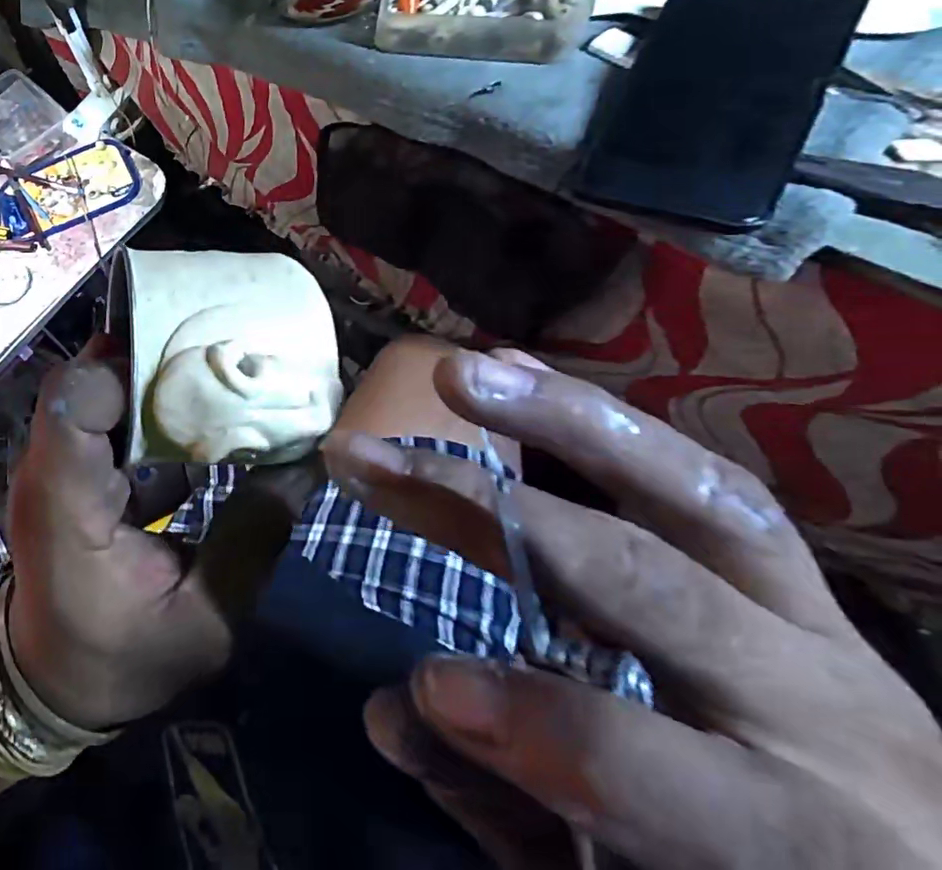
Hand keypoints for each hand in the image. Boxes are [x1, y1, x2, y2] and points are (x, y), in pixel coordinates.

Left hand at [5, 350, 295, 730]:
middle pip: (85, 384)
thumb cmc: (117, 659)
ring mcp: (55, 468)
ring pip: (95, 398)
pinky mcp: (71, 474)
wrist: (52, 677)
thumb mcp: (204, 619)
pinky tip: (204, 425)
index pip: (73, 397)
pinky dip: (150, 418)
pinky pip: (106, 427)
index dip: (128, 367)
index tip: (198, 365)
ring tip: (222, 382)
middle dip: (151, 365)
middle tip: (224, 359)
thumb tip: (305, 464)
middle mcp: (48, 469)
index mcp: (66, 500)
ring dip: (154, 387)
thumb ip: (252, 538)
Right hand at [338, 351, 941, 868]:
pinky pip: (710, 491)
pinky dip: (607, 428)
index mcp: (803, 840)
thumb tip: (392, 710)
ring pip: (703, 501)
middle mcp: (828, 716)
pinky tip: (526, 375)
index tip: (419, 686)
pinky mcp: (801, 594)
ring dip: (567, 423)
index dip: (526, 718)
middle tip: (365, 458)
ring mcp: (819, 635)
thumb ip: (503, 807)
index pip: (653, 766)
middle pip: (652, 586)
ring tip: (462, 371)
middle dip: (494, 515)